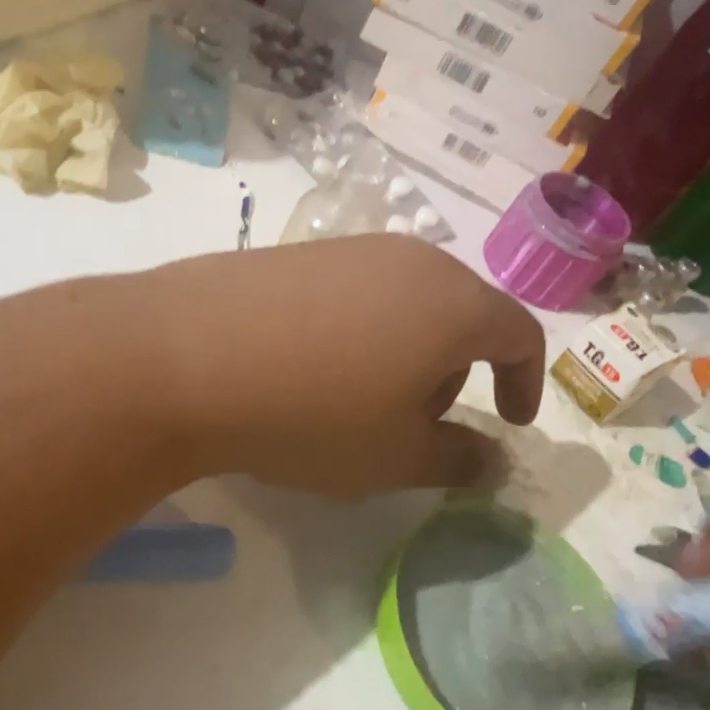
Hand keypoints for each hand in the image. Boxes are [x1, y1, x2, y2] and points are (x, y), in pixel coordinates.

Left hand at [139, 235, 544, 496]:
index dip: (525, 382)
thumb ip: (458, 460)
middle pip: (460, 314)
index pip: (520, 334)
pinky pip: (352, 292)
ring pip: (404, 302)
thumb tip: (492, 459)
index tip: (509, 421)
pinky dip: (357, 332)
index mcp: (454, 304)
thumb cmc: (313, 414)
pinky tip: (307, 370)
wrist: (184, 358)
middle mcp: (411, 261)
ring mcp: (349, 249)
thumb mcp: (396, 457)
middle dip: (456, 372)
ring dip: (404, 352)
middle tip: (419, 422)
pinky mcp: (296, 252)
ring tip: (357, 401)